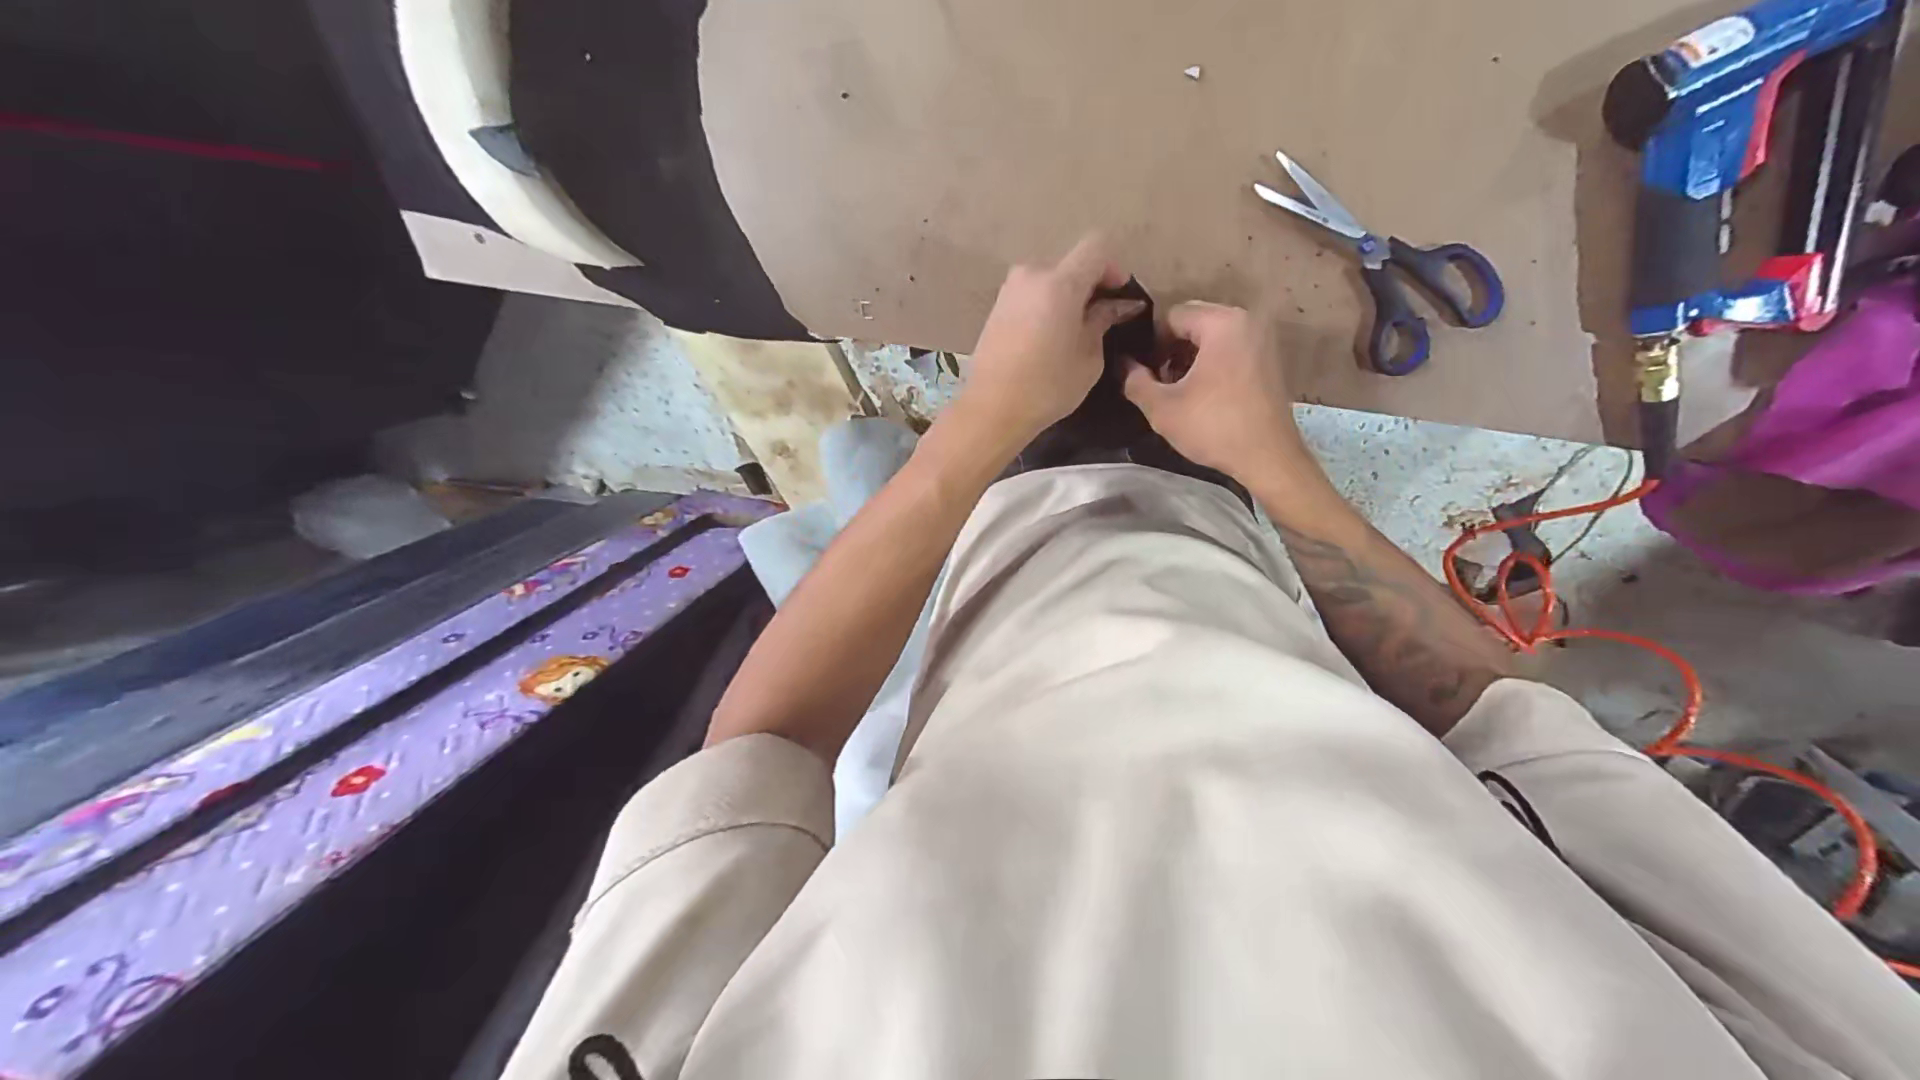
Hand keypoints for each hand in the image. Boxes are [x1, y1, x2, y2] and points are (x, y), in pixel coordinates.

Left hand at [956, 234, 1145, 447]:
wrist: (992, 409)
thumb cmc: (1048, 387)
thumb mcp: (1088, 358)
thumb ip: (1103, 321)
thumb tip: (1117, 305)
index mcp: (1059, 283)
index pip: (1096, 247)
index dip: (1113, 268)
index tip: (1118, 295)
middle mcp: (1031, 275)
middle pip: (1070, 263)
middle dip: (1089, 284)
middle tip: (1099, 317)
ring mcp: (1009, 290)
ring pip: (1048, 279)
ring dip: (1065, 296)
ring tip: (1072, 330)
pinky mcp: (995, 308)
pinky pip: (1030, 296)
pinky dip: (1044, 306)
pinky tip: (1047, 337)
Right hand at [1121, 301, 1317, 489]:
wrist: (1268, 458)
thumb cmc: (1213, 427)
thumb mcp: (1162, 407)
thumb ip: (1135, 380)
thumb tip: (1122, 364)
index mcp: (1222, 323)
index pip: (1172, 316)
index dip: (1151, 343)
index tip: (1143, 372)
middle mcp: (1247, 321)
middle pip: (1193, 323)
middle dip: (1170, 349)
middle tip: (1158, 382)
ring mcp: (1262, 340)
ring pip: (1211, 337)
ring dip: (1189, 358)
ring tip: (1177, 391)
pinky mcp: (1269, 359)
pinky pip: (1230, 349)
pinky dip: (1211, 364)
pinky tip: (1201, 395)